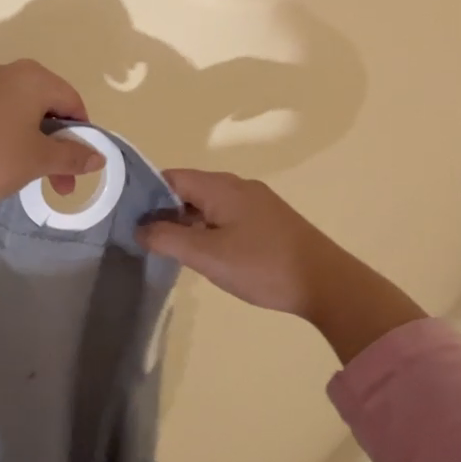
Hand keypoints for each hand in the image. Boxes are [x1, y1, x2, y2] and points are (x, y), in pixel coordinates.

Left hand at [0, 60, 103, 243]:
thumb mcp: (38, 160)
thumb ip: (72, 156)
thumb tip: (97, 156)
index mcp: (31, 77)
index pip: (71, 100)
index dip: (81, 132)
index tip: (77, 163)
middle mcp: (3, 71)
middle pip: (42, 104)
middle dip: (54, 143)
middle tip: (57, 181)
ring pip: (14, 109)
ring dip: (28, 140)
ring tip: (25, 175)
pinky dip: (0, 133)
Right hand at [138, 169, 425, 364]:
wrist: (329, 284)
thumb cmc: (262, 266)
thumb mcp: (206, 255)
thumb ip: (167, 238)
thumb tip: (140, 227)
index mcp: (221, 186)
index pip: (170, 177)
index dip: (146, 196)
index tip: (130, 221)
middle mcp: (238, 186)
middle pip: (189, 189)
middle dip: (166, 211)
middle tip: (149, 241)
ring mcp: (257, 203)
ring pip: (209, 205)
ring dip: (189, 224)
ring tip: (175, 252)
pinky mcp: (270, 221)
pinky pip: (228, 216)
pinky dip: (211, 230)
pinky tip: (210, 256)